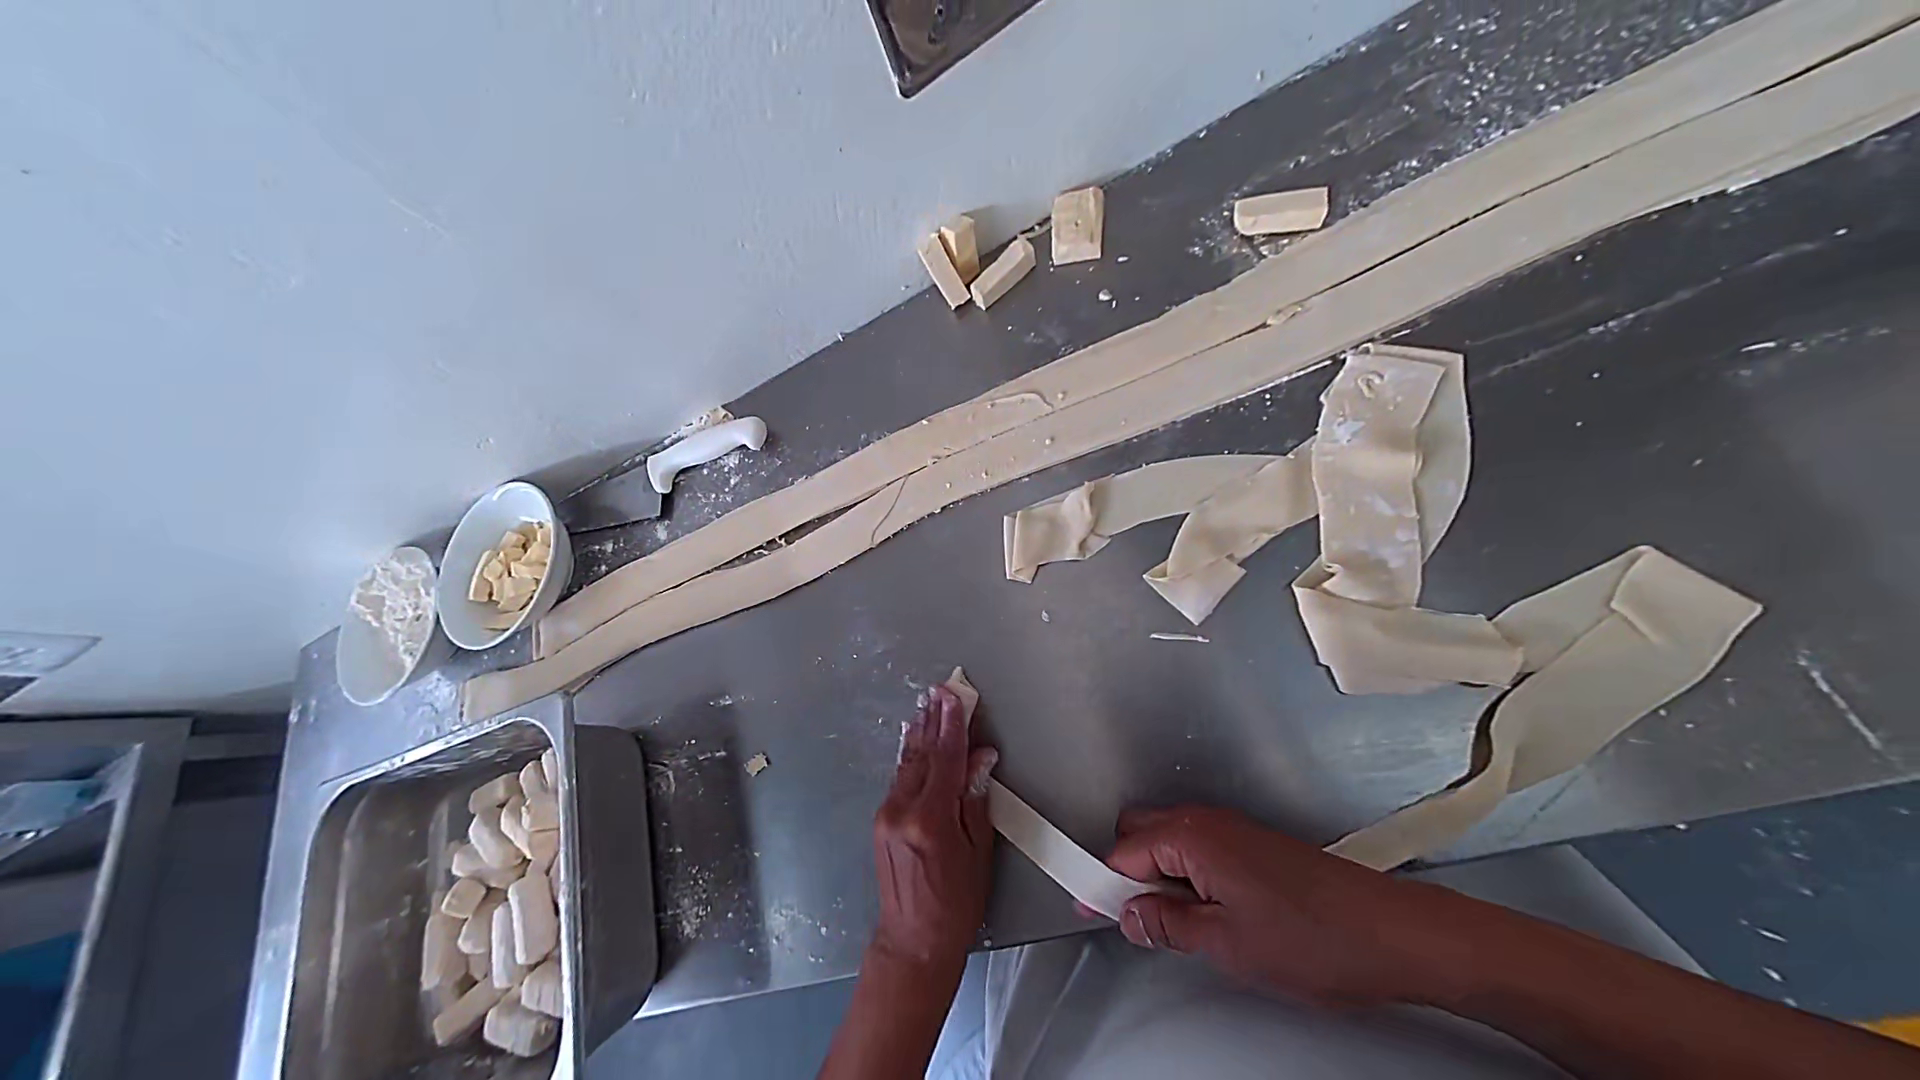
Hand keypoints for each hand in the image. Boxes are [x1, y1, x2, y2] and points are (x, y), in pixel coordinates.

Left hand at [870, 685, 998, 968]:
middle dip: (933, 720)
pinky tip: (915, 740)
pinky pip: (900, 779)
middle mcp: (901, 811)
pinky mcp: (880, 820)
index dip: (954, 725)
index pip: (946, 759)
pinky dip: (911, 756)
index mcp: (929, 820)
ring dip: (920, 733)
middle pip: (922, 754)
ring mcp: (886, 814)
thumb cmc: (956, 903)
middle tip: (941, 691)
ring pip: (907, 763)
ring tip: (928, 705)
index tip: (956, 698)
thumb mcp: (978, 851)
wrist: (913, 940)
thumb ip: (975, 799)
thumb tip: (980, 758)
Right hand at [1106, 805, 1468, 1006]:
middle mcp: (1208, 822)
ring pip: (1166, 841)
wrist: (1393, 934)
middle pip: (1137, 834)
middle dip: (1124, 872)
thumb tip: (1132, 915)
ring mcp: (1231, 829)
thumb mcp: (1226, 944)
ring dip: (1155, 875)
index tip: (1089, 906)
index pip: (1121, 852)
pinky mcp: (1249, 843)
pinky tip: (1201, 912)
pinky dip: (1182, 875)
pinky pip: (1195, 848)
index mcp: (1193, 838)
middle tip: (1130, 918)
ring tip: (1171, 924)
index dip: (1100, 883)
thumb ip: (1166, 925)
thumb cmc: (1322, 935)